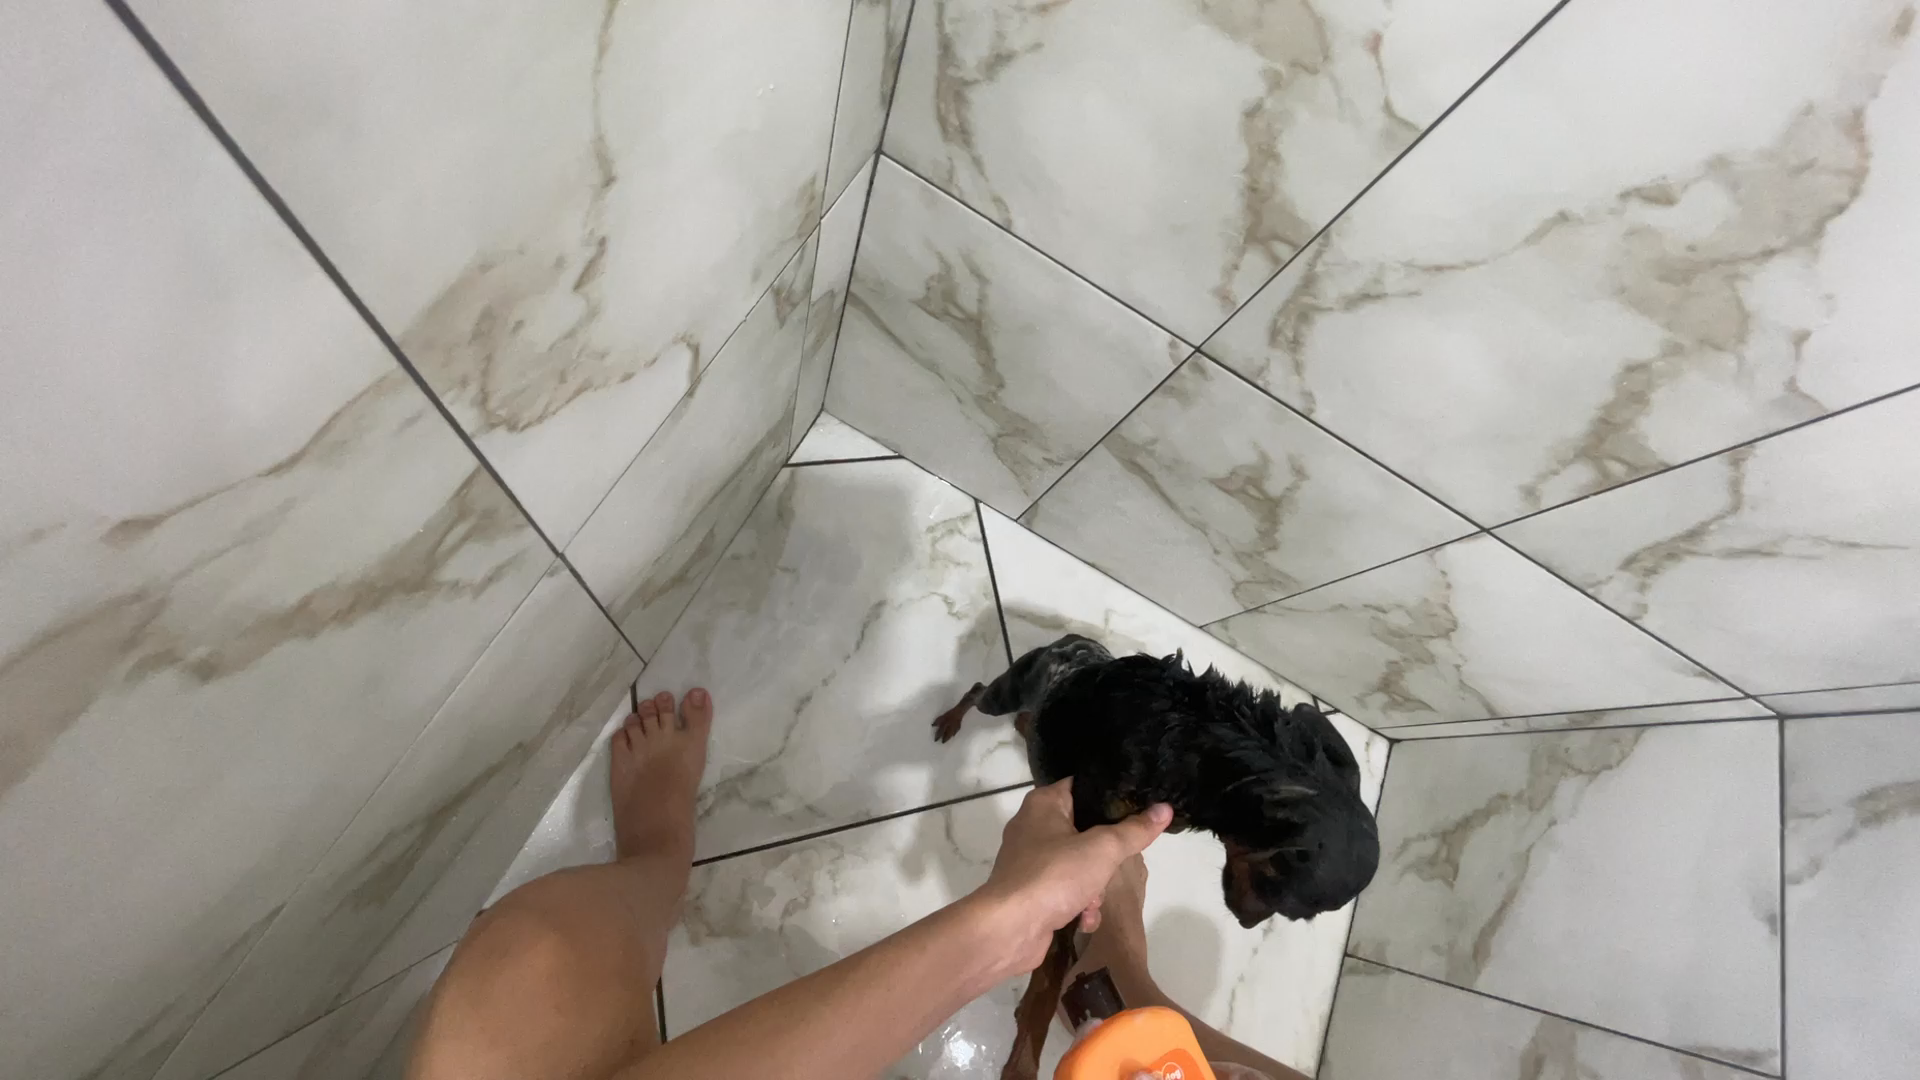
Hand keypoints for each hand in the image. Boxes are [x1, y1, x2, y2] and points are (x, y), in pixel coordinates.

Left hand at [970, 779, 1172, 974]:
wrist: (1010, 928)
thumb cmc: (1054, 875)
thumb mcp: (1101, 849)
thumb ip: (1133, 831)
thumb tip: (1164, 808)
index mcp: (1044, 803)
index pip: (1083, 787)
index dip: (1110, 798)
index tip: (1137, 811)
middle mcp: (1033, 825)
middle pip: (1084, 830)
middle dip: (1104, 856)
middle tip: (1114, 867)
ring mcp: (1029, 859)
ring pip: (1077, 863)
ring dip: (1093, 886)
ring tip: (1093, 900)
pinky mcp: (1031, 889)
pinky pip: (1065, 889)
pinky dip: (1078, 903)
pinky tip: (1083, 918)